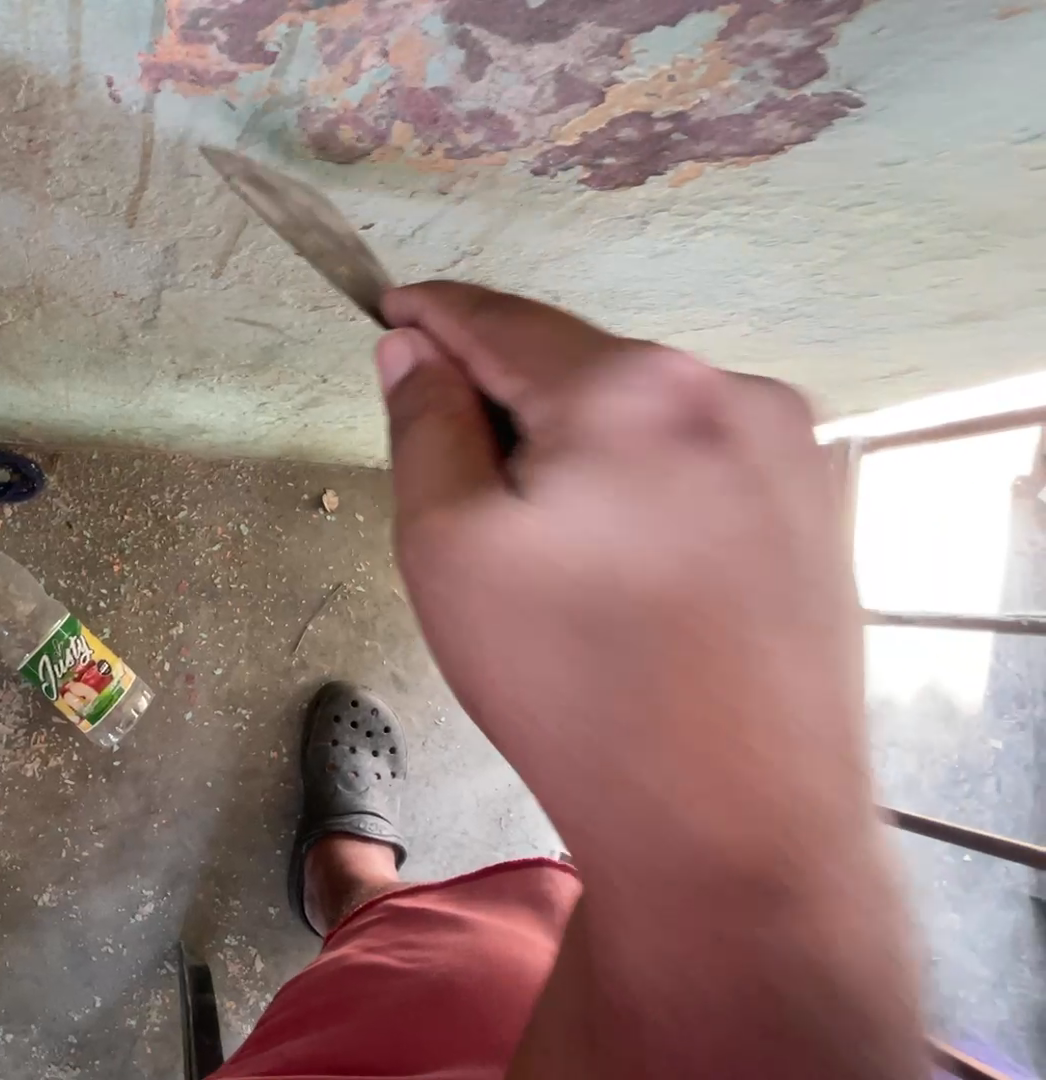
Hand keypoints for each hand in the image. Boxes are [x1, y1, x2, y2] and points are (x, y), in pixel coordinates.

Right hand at [375, 282, 872, 875]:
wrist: (724, 819)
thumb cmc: (554, 670)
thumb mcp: (444, 540)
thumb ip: (422, 424)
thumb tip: (410, 348)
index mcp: (628, 388)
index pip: (499, 319)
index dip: (432, 311)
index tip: (389, 306)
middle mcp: (728, 391)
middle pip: (570, 365)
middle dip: (493, 394)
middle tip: (441, 468)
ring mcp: (788, 448)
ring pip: (628, 412)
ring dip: (557, 438)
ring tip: (522, 532)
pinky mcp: (812, 509)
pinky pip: (681, 456)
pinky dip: (617, 473)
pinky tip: (598, 553)